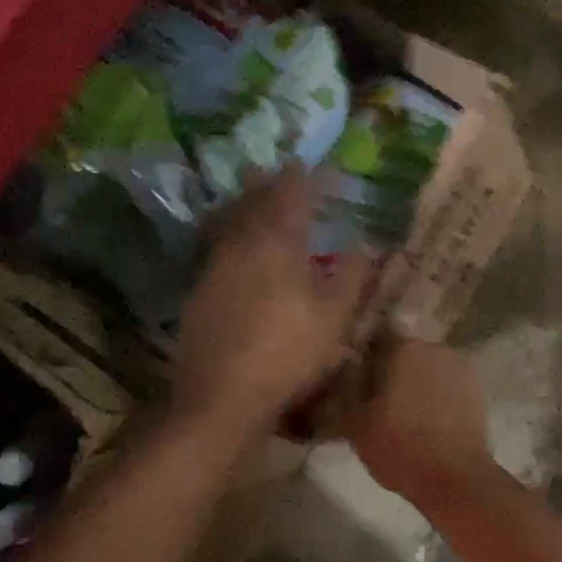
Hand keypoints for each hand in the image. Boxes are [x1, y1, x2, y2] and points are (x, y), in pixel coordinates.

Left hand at [173, 170, 370, 432]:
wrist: (223, 396)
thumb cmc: (290, 352)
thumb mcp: (336, 317)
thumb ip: (351, 276)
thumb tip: (364, 245)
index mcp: (278, 244)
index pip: (290, 197)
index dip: (302, 179)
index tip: (310, 164)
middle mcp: (242, 246)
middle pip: (252, 203)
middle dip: (265, 185)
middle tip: (274, 171)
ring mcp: (214, 269)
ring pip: (228, 224)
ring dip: (242, 206)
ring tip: (251, 200)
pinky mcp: (198, 293)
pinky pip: (216, 248)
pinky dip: (228, 236)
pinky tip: (235, 250)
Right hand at [345, 342, 497, 503]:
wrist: (455, 476)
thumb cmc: (399, 446)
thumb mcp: (354, 421)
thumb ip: (347, 385)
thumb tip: (348, 363)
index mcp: (403, 348)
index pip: (377, 335)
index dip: (365, 352)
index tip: (356, 372)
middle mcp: (435, 347)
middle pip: (405, 350)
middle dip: (391, 367)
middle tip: (377, 395)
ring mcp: (461, 365)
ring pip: (427, 365)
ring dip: (416, 379)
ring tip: (404, 409)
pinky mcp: (477, 387)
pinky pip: (446, 381)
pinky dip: (436, 392)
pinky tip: (428, 415)